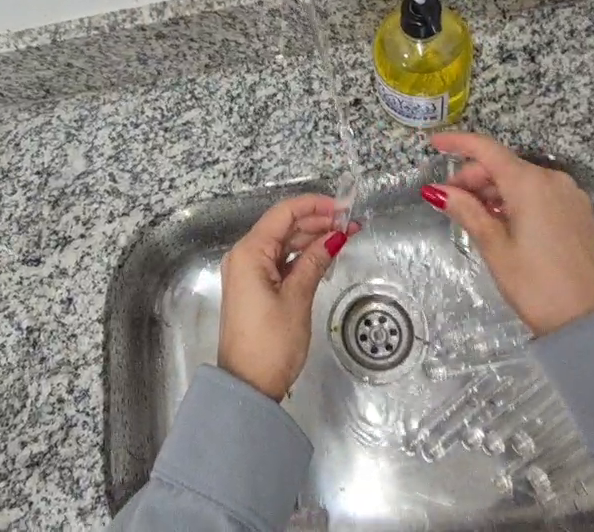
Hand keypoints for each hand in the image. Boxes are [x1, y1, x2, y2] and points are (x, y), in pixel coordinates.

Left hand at [216, 194, 350, 400]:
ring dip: (310, 238)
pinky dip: (300, 256)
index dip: (313, 205)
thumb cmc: (271, 342)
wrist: (247, 387)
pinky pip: (278, 261)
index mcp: (249, 252)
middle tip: (350, 224)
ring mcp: (247, 272)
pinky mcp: (254, 288)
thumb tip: (335, 237)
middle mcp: (244, 255)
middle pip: (282, 226)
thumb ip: (315, 262)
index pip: (283, 214)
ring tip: (343, 236)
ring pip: (282, 243)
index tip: (343, 207)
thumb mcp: (297, 298)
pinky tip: (324, 255)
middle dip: (316, 221)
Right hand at [422, 133, 593, 337]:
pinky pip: (540, 193)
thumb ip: (466, 211)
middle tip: (451, 203)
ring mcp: (571, 195)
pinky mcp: (580, 212)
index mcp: (530, 183)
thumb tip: (436, 190)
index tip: (434, 143)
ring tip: (476, 218)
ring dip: (494, 191)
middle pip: (503, 165)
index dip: (457, 143)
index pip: (486, 149)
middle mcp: (553, 179)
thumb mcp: (495, 248)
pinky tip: (504, 223)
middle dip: (473, 178)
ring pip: (522, 180)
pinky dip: (517, 200)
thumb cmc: (537, 285)